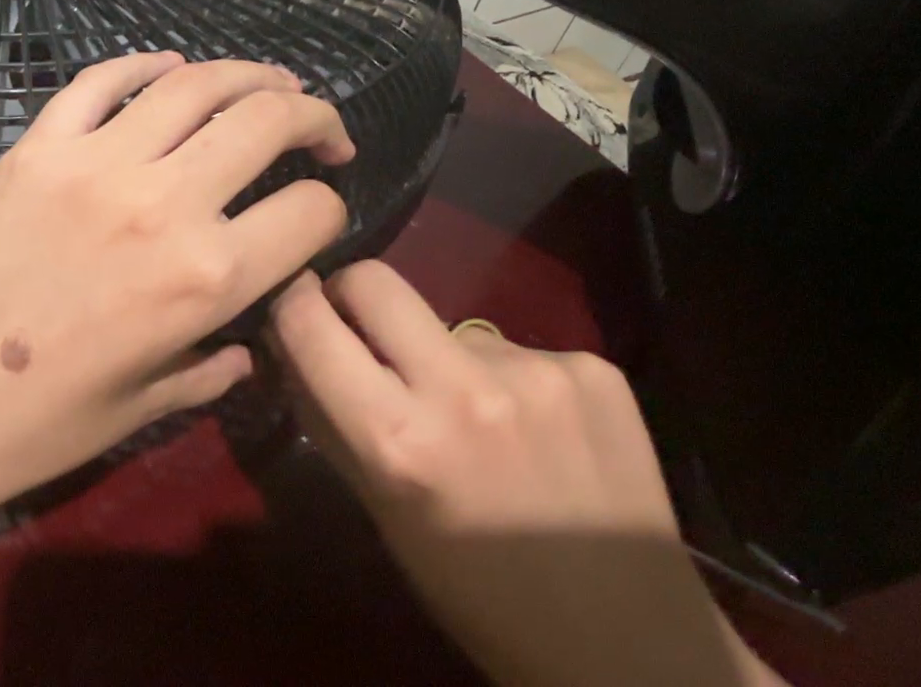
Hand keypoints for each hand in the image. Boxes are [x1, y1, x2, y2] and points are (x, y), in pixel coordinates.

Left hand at [0, 52, 354, 521]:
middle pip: (265, 123)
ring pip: (194, 85)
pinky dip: (143, 65)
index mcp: (206, 278)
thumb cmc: (45, 423)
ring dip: (248, 74)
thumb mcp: (149, 405)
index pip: (309, 213)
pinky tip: (171, 66)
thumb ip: (212, 367)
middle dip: (313, 115)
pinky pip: (100, 82)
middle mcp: (163, 204)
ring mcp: (94, 163)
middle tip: (321, 127)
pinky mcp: (36, 147)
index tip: (318, 213)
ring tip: (271, 81)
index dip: (329, 209)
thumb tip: (250, 348)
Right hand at [270, 263, 787, 686]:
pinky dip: (504, 377)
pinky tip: (532, 431)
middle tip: (362, 332)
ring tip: (476, 419)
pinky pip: (513, 348)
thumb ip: (332, 422)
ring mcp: (537, 371)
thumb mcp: (383, 513)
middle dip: (352, 295)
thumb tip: (292, 350)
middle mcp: (464, 388)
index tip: (294, 309)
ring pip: (450, 324)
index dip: (291, 304)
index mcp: (398, 440)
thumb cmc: (477, 592)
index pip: (310, 322)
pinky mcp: (593, 368)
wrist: (628, 642)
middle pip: (375, 279)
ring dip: (441, 355)